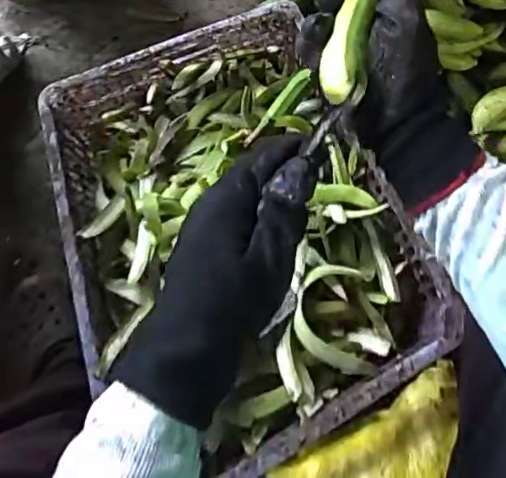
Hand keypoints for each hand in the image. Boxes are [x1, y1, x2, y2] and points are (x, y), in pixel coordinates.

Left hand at [110, 133, 306, 428]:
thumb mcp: (268, 257)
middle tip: (320, 179)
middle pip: (255, 170)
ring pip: (247, 192)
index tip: (326, 148)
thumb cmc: (230, 305)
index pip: (266, 153)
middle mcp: (212, 200)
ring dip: (275, 191)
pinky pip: (239, 212)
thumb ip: (285, 208)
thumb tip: (301, 162)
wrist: (179, 359)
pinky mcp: (204, 244)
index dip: (296, 147)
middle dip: (287, 168)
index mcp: (227, 196)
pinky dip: (261, 211)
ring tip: (304, 205)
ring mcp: (205, 223)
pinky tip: (275, 232)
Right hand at [299, 0, 480, 211]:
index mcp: (394, 8)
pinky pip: (311, 41)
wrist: (393, 127)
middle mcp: (370, 21)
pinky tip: (314, 38)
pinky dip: (310, 37)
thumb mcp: (404, 21)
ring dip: (321, 12)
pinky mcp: (328, 63)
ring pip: (323, 13)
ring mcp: (348, 43)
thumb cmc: (404, 70)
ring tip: (324, 21)